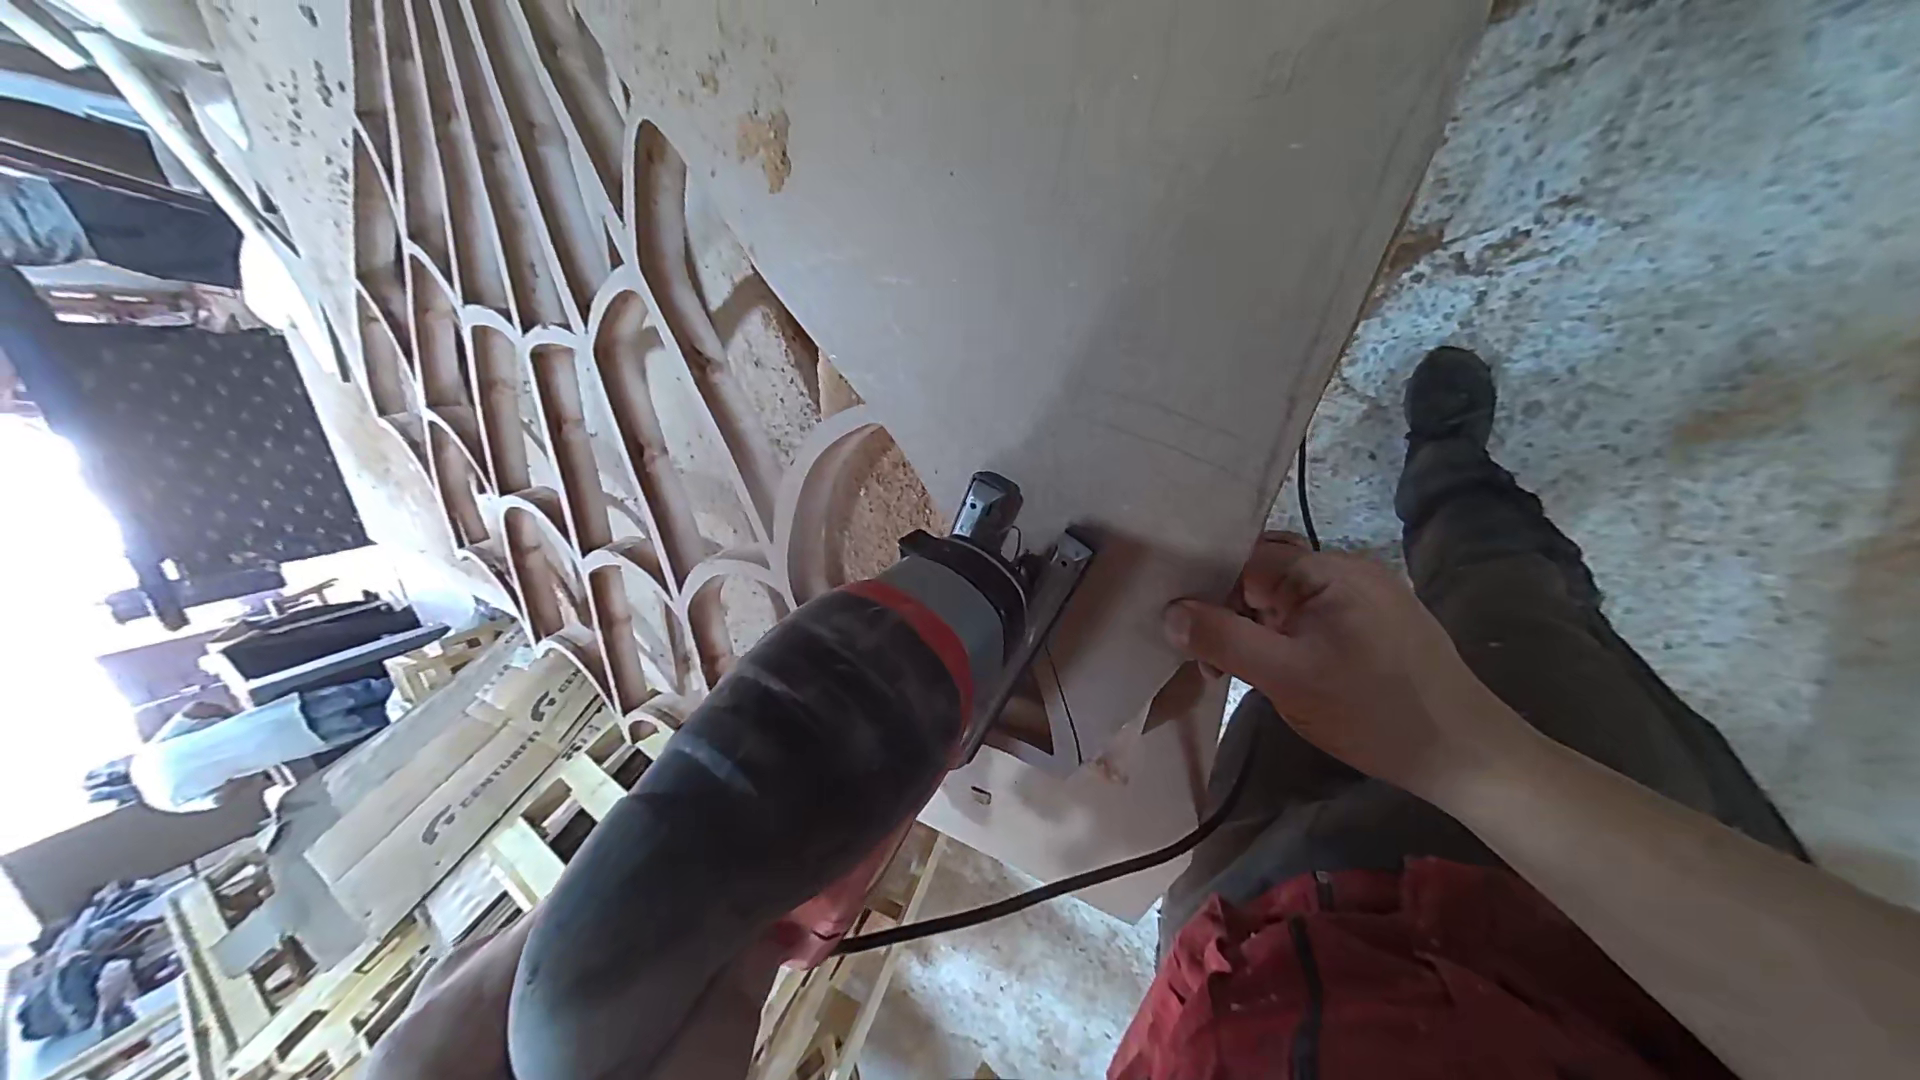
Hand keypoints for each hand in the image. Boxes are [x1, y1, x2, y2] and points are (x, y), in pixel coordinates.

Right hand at [1163, 533, 1531, 800]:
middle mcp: (1344, 569)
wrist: (1468, 757)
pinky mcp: (1368, 622)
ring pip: (1280, 597)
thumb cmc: (1374, 712)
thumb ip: (1223, 639)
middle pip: (1260, 574)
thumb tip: (1169, 612)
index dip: (1206, 586)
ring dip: (1249, 627)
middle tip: (1205, 655)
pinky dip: (1277, 636)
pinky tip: (1270, 666)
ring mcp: (1360, 595)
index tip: (1179, 624)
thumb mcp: (1286, 677)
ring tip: (1232, 668)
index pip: (1245, 557)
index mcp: (1327, 570)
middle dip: (1225, 610)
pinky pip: (1305, 615)